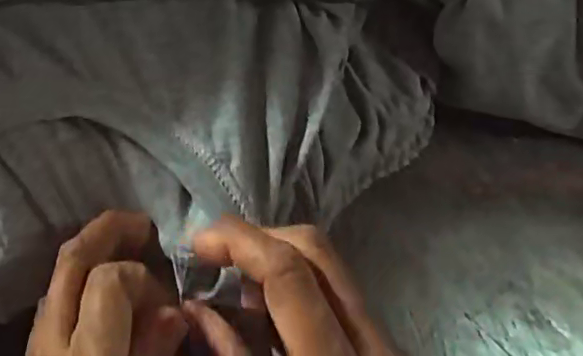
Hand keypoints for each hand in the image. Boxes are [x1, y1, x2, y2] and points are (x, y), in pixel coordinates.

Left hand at [27, 210, 190, 355]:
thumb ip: (152, 350)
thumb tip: (171, 310)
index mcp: (87, 351)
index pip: (109, 280)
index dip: (141, 276)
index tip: (168, 297)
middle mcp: (53, 330)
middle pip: (74, 256)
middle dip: (110, 229)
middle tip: (146, 225)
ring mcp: (36, 333)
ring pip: (60, 266)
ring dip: (94, 244)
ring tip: (128, 243)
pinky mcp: (33, 339)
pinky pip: (56, 288)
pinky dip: (82, 270)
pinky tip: (103, 278)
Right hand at [183, 217, 402, 355]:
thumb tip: (195, 307)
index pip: (288, 271)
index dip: (237, 242)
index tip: (196, 246)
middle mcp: (372, 343)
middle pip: (314, 247)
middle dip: (257, 238)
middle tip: (217, 260)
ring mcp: (387, 344)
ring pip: (329, 265)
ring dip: (276, 260)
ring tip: (242, 294)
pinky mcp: (387, 348)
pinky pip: (339, 294)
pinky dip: (300, 288)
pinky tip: (275, 321)